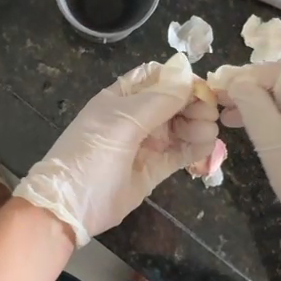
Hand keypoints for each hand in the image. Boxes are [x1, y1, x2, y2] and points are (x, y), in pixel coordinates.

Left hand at [14, 59, 219, 246]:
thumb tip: (186, 74)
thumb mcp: (123, 122)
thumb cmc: (91, 156)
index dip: (181, 80)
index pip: (158, 78)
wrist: (70, 206)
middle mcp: (136, 117)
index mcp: (122, 98)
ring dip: (199, 127)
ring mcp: (146, 144)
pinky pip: (180, 153)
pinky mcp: (154, 168)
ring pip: (181, 127)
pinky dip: (196, 148)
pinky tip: (206, 148)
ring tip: (206, 134)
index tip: (203, 87)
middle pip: (175, 102)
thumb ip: (158, 100)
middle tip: (209, 116)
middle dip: (195, 105)